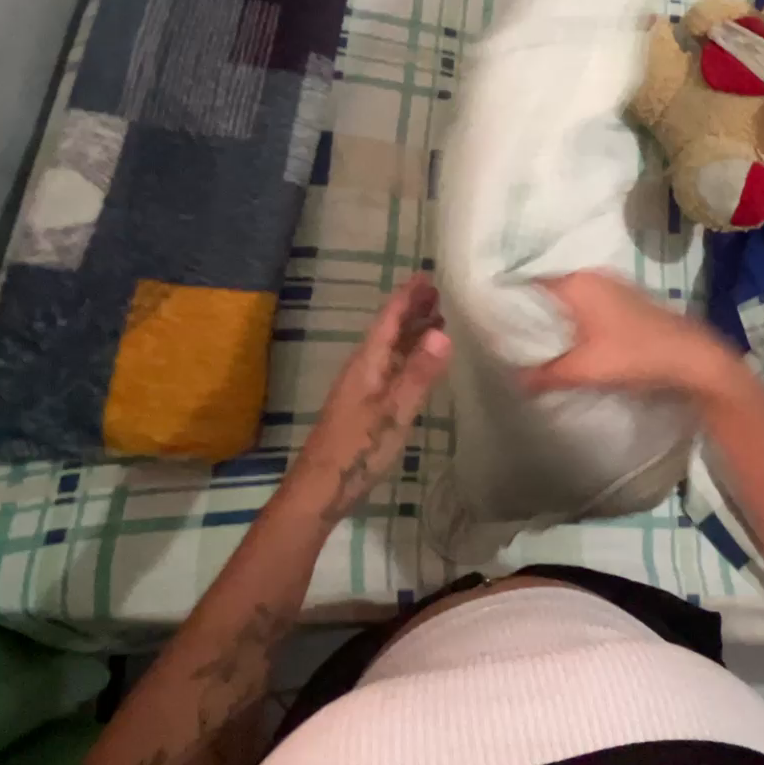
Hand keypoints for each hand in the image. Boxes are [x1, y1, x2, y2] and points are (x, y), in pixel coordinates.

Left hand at [288, 274, 450, 520]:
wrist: (320, 489)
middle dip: (413, 309)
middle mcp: (364, 368)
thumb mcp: (394, 412)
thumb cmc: (357, 449)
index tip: (429, 275)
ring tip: (440, 318)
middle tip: (442, 291)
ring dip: (413, 331)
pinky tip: (423, 362)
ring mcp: (364, 387)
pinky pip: (393, 366)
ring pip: (392, 348)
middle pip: (389, 329)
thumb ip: (419, 374)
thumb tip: (443, 333)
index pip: (389, 319)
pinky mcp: (367, 405)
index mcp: (367, 363)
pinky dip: (410, 354)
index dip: (408, 296)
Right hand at [519, 271, 745, 397]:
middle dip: (532, 317)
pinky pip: (587, 308)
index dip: (510, 305)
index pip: (529, 286)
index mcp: (576, 283)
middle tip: (509, 342)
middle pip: (548, 294)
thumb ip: (545, 374)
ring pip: (570, 302)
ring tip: (535, 347)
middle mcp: (592, 277)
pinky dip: (576, 324)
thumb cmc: (635, 356)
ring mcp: (612, 287)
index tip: (492, 326)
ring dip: (556, 322)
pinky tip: (570, 346)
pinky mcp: (626, 302)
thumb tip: (515, 380)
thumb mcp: (584, 370)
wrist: (691, 358)